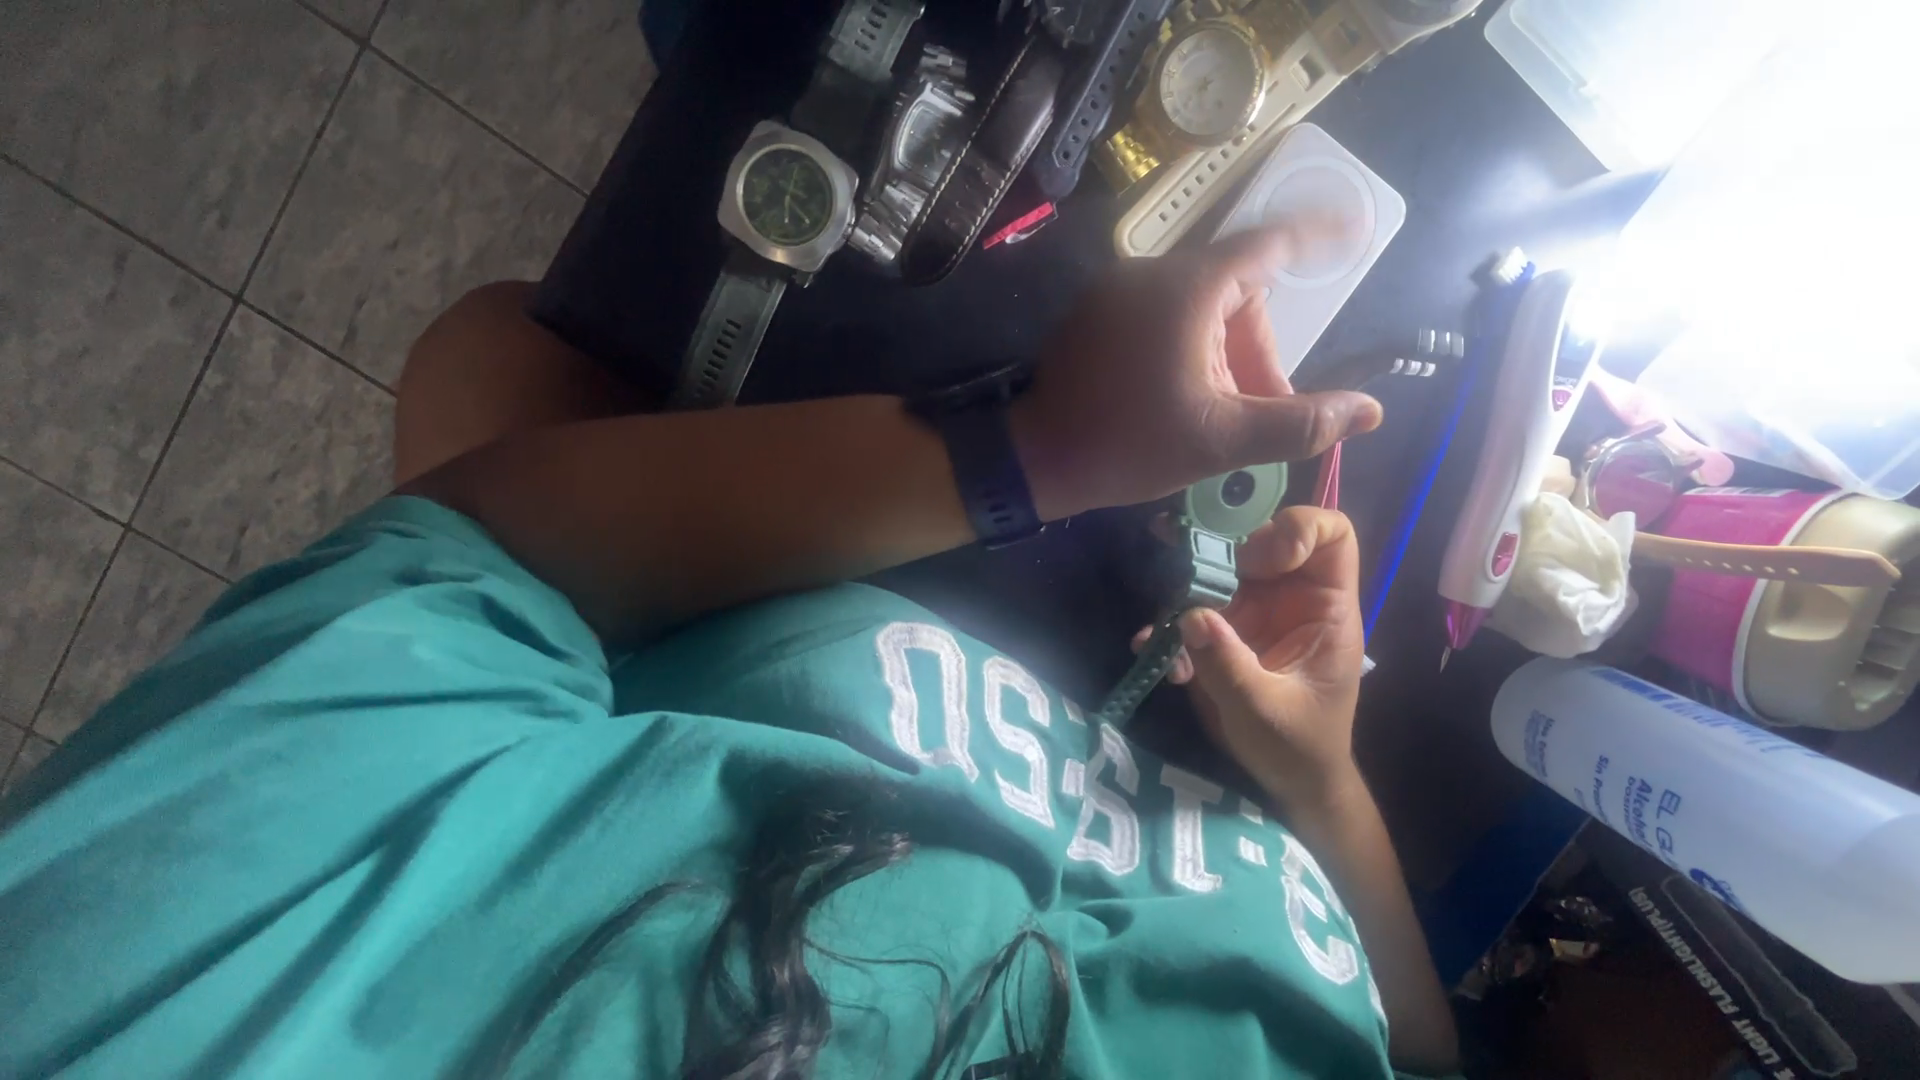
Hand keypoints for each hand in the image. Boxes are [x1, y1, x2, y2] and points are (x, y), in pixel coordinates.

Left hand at [1009, 227, 1381, 519]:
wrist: (1035, 460)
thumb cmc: (1128, 446)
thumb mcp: (1221, 439)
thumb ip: (1299, 424)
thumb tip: (1370, 412)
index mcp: (1185, 289)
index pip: (1268, 244)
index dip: (1317, 235)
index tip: (1353, 232)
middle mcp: (1148, 274)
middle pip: (1234, 293)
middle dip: (1256, 351)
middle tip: (1257, 409)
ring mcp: (1113, 292)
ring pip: (1195, 308)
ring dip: (1220, 355)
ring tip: (1214, 413)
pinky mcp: (1092, 315)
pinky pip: (1157, 316)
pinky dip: (1183, 347)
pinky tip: (1177, 396)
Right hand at [1139, 506, 1367, 811]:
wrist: (1290, 781)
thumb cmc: (1297, 747)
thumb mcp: (1264, 713)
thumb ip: (1229, 666)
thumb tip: (1190, 616)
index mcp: (1325, 609)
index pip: (1331, 536)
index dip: (1296, 530)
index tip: (1254, 559)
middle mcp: (1290, 598)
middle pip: (1260, 541)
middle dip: (1217, 552)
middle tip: (1181, 569)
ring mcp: (1255, 611)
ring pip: (1217, 569)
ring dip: (1182, 586)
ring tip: (1157, 621)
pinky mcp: (1224, 629)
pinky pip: (1191, 605)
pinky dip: (1168, 622)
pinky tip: (1150, 647)